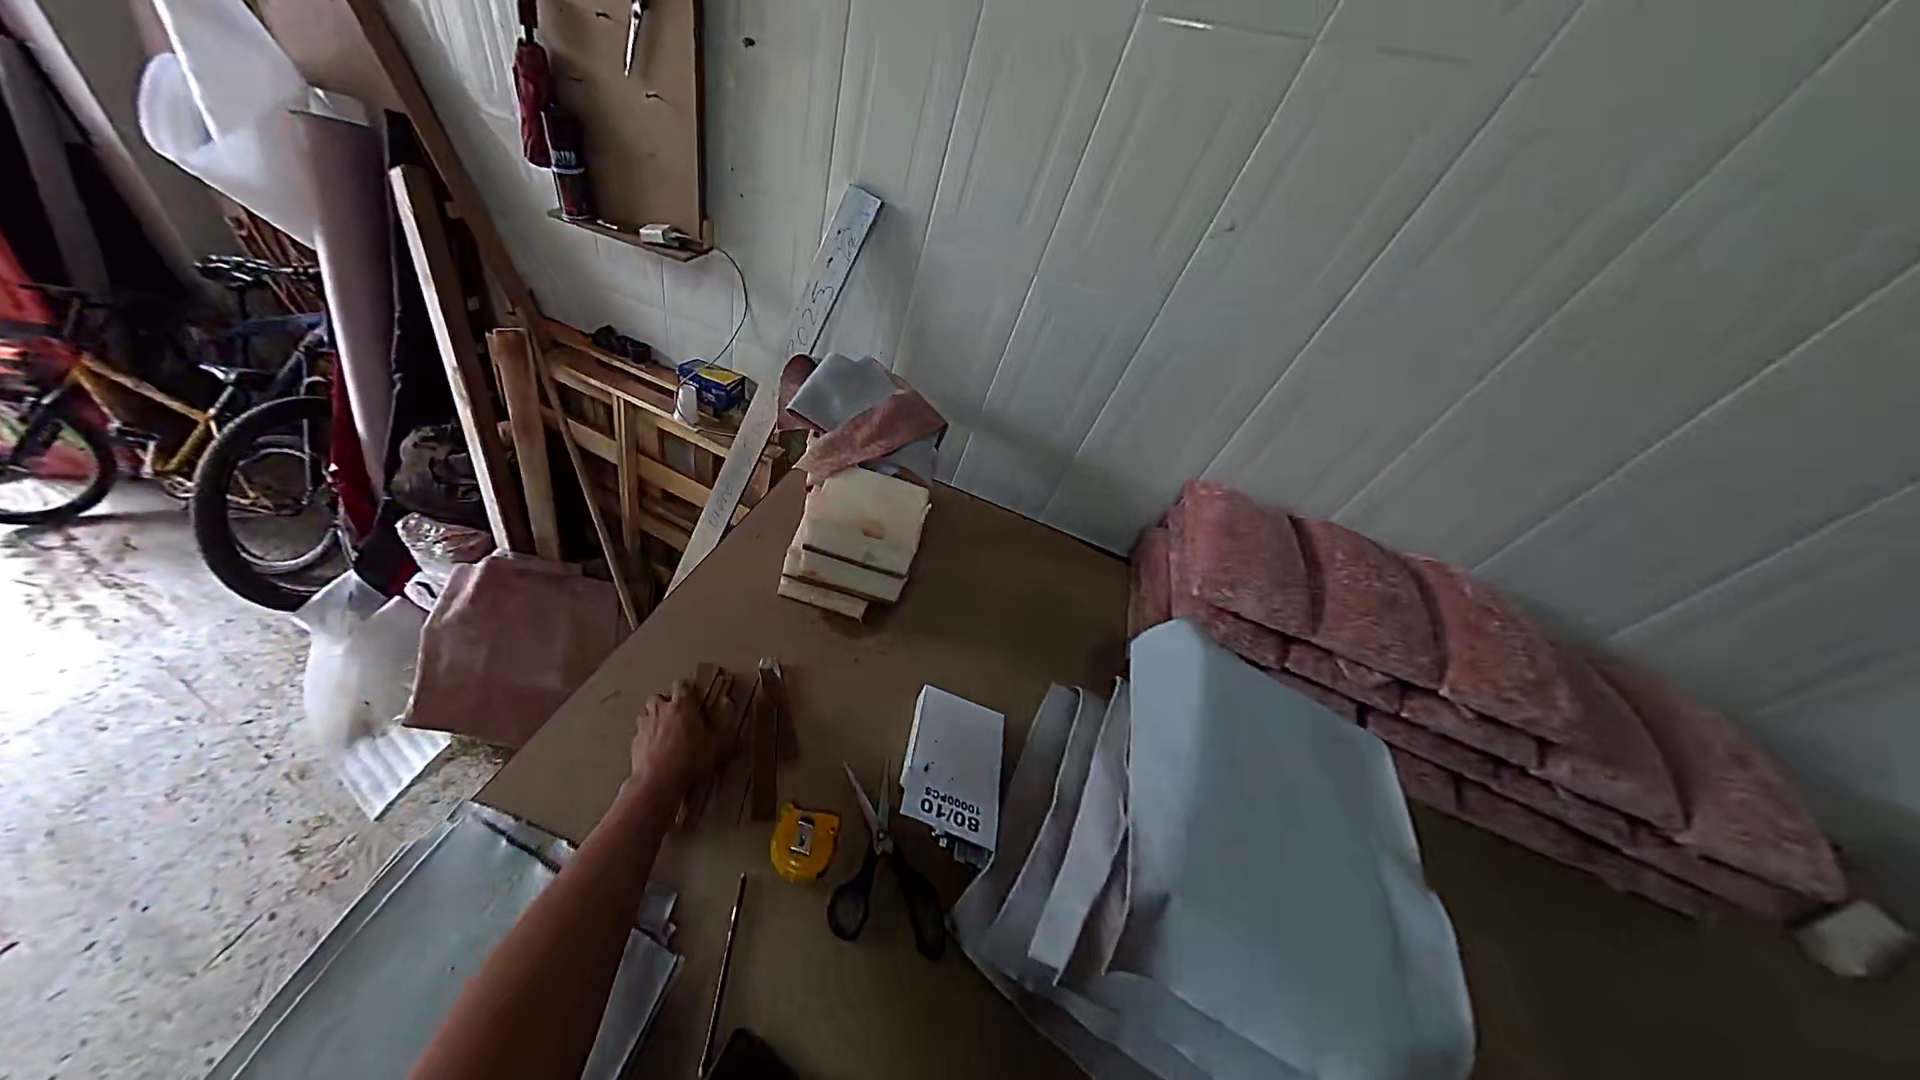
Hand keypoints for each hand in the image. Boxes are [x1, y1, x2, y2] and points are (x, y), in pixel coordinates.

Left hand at [628, 679, 722, 806]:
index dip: (688, 688)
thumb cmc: (690, 760)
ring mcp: (645, 726)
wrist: (657, 782)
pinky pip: (640, 733)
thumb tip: (731, 708)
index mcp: (682, 706)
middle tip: (678, 713)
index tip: (694, 696)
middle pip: (659, 696)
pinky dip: (647, 737)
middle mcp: (661, 711)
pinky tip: (656, 749)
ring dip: (654, 717)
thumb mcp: (717, 746)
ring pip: (646, 713)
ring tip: (665, 730)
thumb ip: (727, 727)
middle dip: (666, 702)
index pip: (682, 685)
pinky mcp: (634, 742)